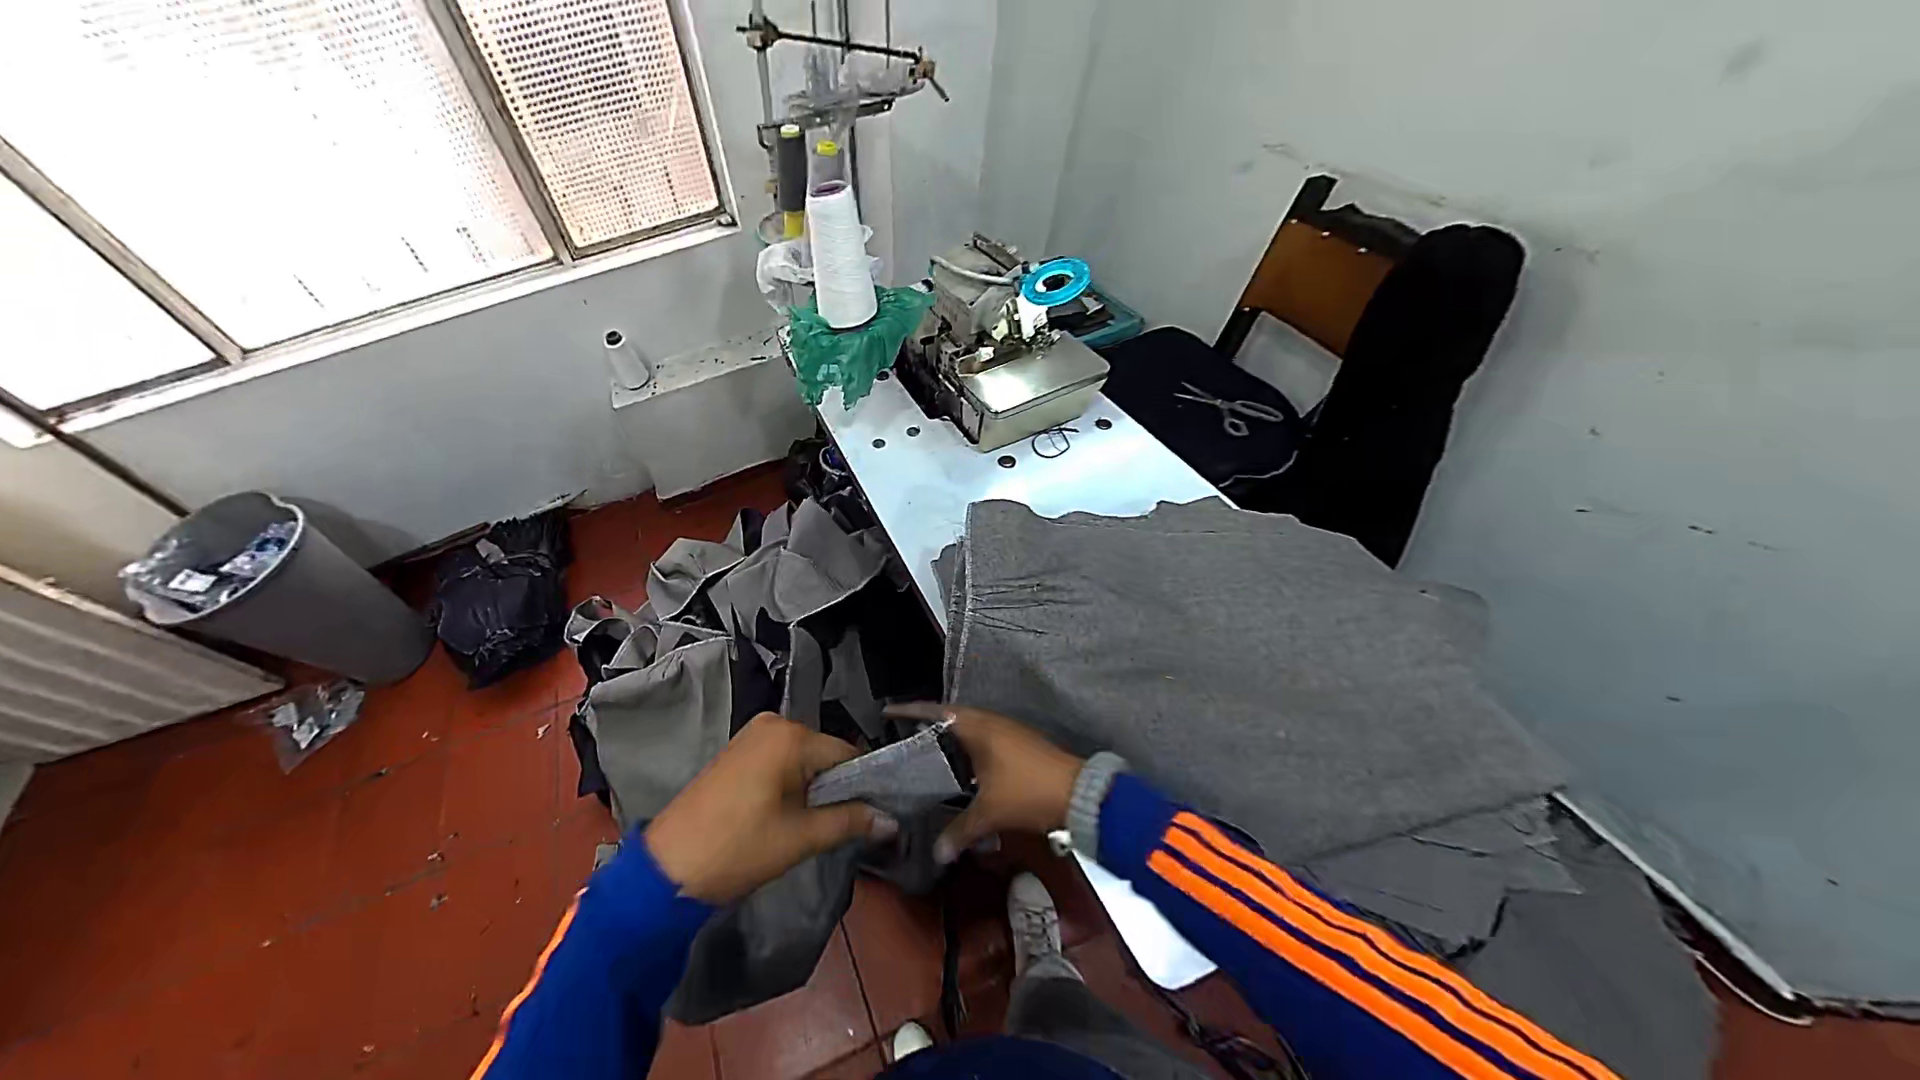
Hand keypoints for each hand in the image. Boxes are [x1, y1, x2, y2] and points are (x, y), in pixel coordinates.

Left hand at [644, 713, 897, 902]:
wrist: (666, 870)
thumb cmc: (738, 849)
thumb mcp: (801, 838)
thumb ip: (851, 821)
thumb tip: (891, 821)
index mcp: (791, 736)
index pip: (847, 754)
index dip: (862, 787)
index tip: (871, 816)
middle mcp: (773, 723)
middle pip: (825, 755)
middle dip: (835, 789)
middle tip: (839, 826)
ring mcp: (751, 735)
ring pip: (803, 760)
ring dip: (812, 789)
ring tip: (810, 824)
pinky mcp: (737, 751)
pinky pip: (780, 761)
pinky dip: (790, 785)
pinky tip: (786, 814)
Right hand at [886, 703, 1084, 864]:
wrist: (1078, 794)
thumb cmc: (1028, 793)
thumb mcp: (990, 814)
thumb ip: (960, 831)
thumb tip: (937, 853)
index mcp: (979, 728)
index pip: (937, 712)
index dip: (911, 711)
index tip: (888, 712)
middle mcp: (992, 722)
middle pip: (953, 717)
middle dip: (928, 724)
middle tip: (905, 736)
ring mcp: (1009, 731)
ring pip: (971, 728)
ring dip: (951, 736)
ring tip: (928, 752)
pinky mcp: (1021, 743)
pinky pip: (985, 738)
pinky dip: (969, 748)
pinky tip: (963, 769)